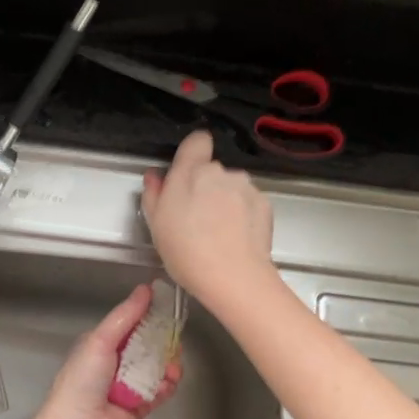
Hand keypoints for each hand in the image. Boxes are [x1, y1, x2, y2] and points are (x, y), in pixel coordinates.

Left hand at [24, 282, 180, 418]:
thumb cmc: (82, 381)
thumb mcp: (100, 340)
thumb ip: (125, 315)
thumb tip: (145, 289)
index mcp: (100, 344)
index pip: (129, 324)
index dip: (149, 316)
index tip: (168, 308)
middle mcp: (114, 363)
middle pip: (147, 346)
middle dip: (163, 342)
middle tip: (174, 341)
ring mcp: (127, 385)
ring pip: (156, 368)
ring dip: (167, 365)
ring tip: (171, 368)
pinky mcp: (139, 406)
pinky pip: (159, 391)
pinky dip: (166, 386)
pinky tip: (167, 383)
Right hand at [141, 131, 274, 306]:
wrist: (233, 277)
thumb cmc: (186, 250)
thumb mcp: (156, 224)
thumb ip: (153, 193)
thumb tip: (154, 177)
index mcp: (191, 172)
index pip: (197, 141)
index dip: (193, 153)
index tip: (187, 174)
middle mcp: (221, 172)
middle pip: (212, 171)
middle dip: (205, 187)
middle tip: (195, 217)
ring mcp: (246, 187)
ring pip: (231, 187)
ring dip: (224, 200)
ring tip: (217, 232)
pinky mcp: (264, 205)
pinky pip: (248, 202)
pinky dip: (243, 214)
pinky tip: (235, 238)